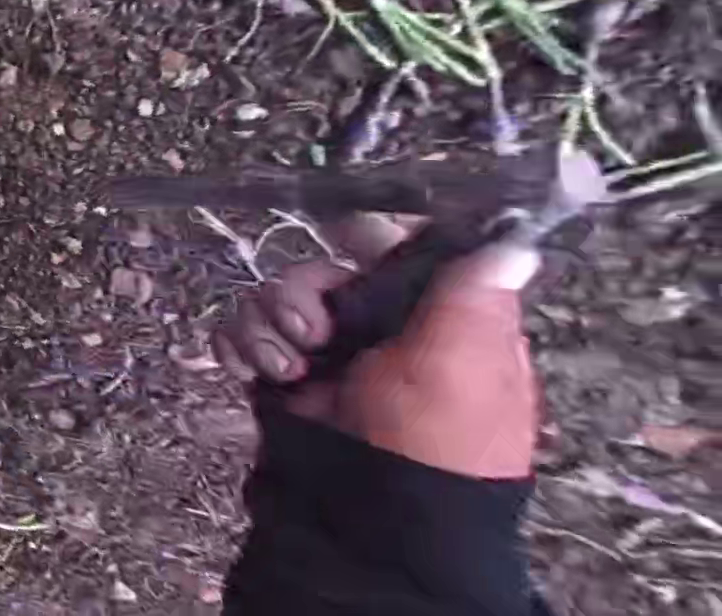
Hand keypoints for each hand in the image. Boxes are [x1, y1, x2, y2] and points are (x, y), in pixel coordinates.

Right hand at [215, 214, 538, 479]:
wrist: (363, 509)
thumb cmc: (424, 435)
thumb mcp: (457, 367)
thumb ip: (467, 302)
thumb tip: (506, 245)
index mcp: (425, 320)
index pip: (391, 256)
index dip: (362, 236)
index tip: (335, 232)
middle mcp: (368, 327)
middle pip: (311, 272)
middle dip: (296, 296)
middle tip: (309, 334)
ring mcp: (315, 348)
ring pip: (265, 298)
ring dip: (262, 329)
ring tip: (282, 370)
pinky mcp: (272, 365)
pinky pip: (236, 329)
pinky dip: (234, 345)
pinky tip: (246, 369)